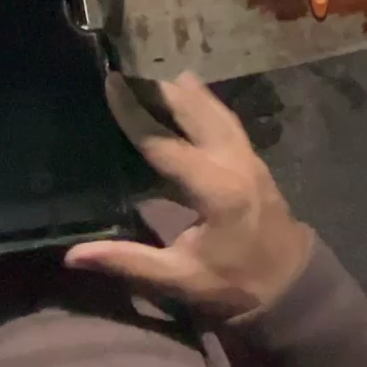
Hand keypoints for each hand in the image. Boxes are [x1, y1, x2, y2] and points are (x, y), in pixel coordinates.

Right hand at [65, 72, 313, 320]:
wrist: (293, 291)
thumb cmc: (233, 285)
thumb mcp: (178, 279)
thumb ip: (126, 261)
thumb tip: (73, 255)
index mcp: (216, 191)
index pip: (165, 143)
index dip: (135, 114)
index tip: (110, 85)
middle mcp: (235, 164)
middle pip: (195, 113)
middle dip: (159, 92)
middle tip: (125, 75)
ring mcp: (249, 158)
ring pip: (214, 111)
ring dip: (182, 92)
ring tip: (150, 76)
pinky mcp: (253, 160)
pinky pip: (226, 119)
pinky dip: (204, 100)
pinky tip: (188, 86)